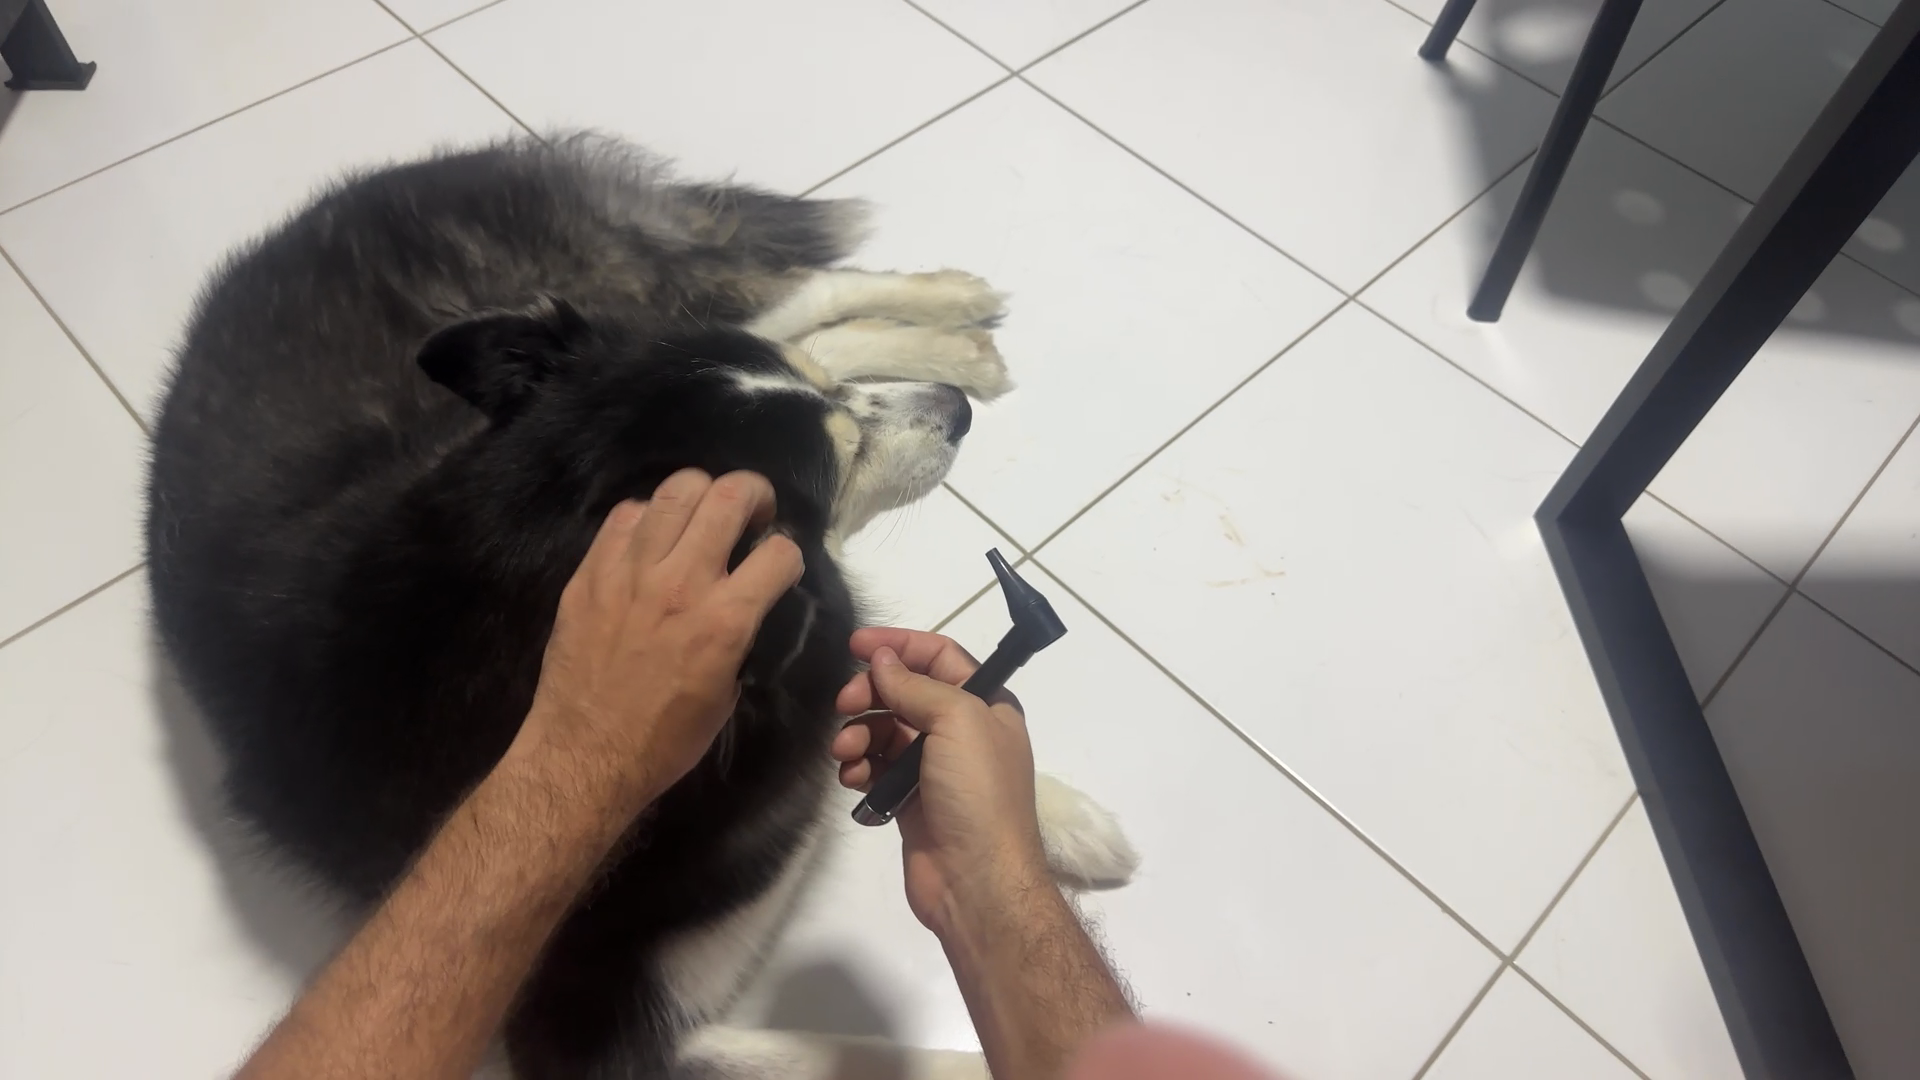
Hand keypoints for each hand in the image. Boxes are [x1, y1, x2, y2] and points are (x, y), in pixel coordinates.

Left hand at [514, 469, 803, 816]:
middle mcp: (682, 583)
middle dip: (755, 493)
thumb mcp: (730, 687)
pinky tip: (655, 537)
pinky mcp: (591, 573)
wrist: (584, 756)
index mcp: (726, 620)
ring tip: (705, 512)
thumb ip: (743, 631)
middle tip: (755, 512)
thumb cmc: (669, 736)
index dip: (791, 553)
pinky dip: (650, 516)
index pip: (780, 552)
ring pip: (676, 490)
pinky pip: (626, 515)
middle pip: (729, 496)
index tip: (780, 564)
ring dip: (703, 492)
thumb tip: (748, 596)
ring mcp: (631, 572)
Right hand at [832, 630, 1048, 938]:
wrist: (977, 882)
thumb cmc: (977, 791)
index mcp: (985, 703)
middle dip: (871, 692)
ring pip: (885, 728)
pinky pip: (876, 765)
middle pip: (905, 690)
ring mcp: (933, 764)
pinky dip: (860, 765)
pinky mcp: (908, 796)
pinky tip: (852, 777)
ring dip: (859, 732)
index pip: (939, 655)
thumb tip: (881, 659)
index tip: (856, 644)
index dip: (900, 644)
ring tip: (846, 752)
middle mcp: (961, 728)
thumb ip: (916, 685)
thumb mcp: (958, 721)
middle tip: (844, 704)